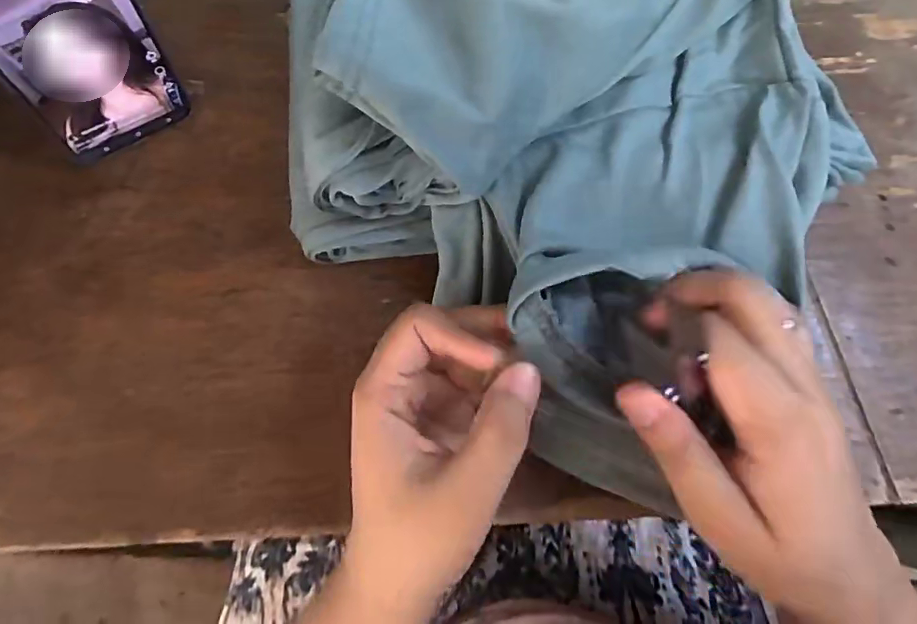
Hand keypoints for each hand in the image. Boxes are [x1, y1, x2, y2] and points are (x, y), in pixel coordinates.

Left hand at [315, 304, 540, 623]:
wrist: (395, 590)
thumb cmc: (419, 540)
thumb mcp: (467, 490)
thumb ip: (501, 428)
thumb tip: (530, 367)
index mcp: (382, 390)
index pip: (418, 326)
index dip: (460, 332)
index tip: (500, 362)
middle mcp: (396, 383)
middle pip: (439, 331)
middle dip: (484, 336)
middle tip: (533, 345)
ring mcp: (416, 399)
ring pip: (457, 353)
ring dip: (494, 357)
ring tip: (534, 370)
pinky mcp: (436, 417)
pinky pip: (467, 382)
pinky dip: (495, 383)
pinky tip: (523, 394)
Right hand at [616, 272, 916, 623]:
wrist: (851, 575)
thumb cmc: (777, 550)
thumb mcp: (716, 516)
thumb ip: (675, 449)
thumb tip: (629, 389)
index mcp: (777, 419)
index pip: (721, 334)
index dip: (677, 318)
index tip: (646, 332)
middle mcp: (802, 382)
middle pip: (750, 295)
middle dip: (695, 285)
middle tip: (657, 311)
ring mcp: (815, 375)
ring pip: (768, 297)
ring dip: (718, 290)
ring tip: (681, 314)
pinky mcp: (816, 377)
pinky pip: (779, 316)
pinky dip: (740, 304)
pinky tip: (716, 331)